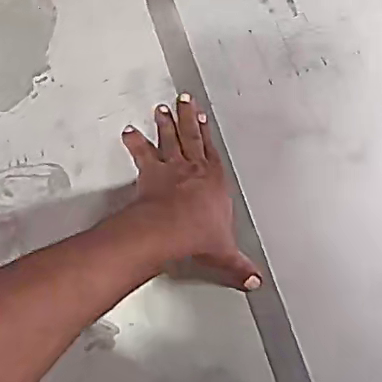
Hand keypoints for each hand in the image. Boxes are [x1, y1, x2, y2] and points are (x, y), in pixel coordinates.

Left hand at [121, 94, 261, 290]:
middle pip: (191, 136)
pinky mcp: (151, 173)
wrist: (171, 230)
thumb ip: (238, 266)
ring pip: (169, 138)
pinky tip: (129, 131)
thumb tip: (252, 281)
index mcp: (215, 182)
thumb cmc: (197, 234)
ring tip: (161, 109)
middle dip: (188, 117)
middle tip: (184, 100)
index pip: (212, 153)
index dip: (208, 135)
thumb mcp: (224, 254)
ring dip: (165, 123)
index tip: (204, 119)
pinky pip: (142, 153)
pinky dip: (135, 141)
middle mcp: (194, 169)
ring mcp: (172, 168)